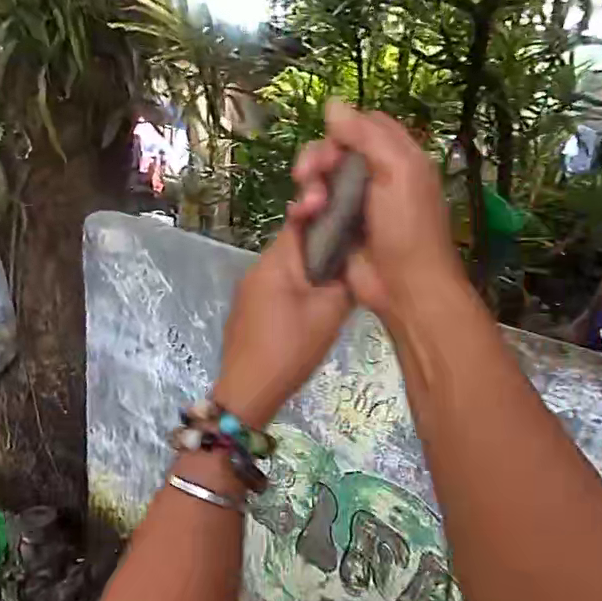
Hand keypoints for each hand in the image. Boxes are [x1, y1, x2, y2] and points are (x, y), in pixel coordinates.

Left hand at [212, 220, 352, 426]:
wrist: (248, 391)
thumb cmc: (289, 348)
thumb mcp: (329, 313)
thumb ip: (345, 281)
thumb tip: (355, 261)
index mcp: (275, 262)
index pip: (298, 220)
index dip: (322, 211)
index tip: (345, 210)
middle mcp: (256, 269)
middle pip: (292, 245)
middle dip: (320, 245)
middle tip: (350, 252)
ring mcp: (247, 291)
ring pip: (285, 269)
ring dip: (309, 269)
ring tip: (336, 281)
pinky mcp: (246, 311)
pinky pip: (275, 288)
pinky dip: (296, 289)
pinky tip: (311, 306)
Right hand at [289, 100, 462, 319]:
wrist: (404, 288)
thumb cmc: (408, 228)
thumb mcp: (397, 171)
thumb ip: (366, 136)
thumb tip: (332, 104)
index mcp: (398, 158)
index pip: (365, 126)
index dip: (344, 128)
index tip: (331, 143)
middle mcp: (375, 177)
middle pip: (337, 151)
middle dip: (318, 157)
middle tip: (306, 173)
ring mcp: (354, 204)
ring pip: (321, 178)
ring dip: (309, 184)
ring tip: (310, 204)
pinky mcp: (336, 229)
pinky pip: (313, 208)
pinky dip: (303, 207)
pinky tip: (301, 214)